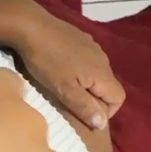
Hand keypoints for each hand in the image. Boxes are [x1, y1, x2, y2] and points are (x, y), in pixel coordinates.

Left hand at [9, 6, 125, 130]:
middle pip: (108, 87)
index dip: (106, 112)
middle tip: (70, 105)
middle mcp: (103, 59)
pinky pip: (87, 63)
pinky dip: (79, 74)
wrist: (32, 27)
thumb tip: (102, 125)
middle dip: (94, 101)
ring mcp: (92, 47)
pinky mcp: (81, 40)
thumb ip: (85, 107)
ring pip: (97, 75)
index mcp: (103, 72)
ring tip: (63, 90)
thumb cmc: (47, 62)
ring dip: (85, 87)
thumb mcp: (64, 90)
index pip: (119, 98)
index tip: (84, 116)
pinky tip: (60, 72)